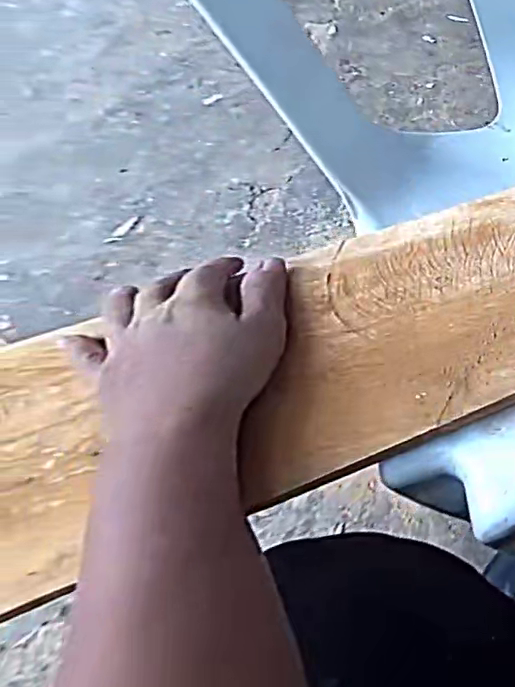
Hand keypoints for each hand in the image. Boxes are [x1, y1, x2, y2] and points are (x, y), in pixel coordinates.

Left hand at [61, 256, 288, 445]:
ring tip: (136, 290)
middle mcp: (152, 316)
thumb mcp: (266, 328)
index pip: (207, 273)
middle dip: (182, 277)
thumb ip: (267, 293)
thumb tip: (269, 263)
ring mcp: (123, 344)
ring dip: (129, 296)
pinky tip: (74, 339)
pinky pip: (86, 353)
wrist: (175, 423)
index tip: (239, 265)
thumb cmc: (232, 371)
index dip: (224, 265)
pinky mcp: (105, 372)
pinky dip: (81, 343)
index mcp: (193, 303)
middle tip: (199, 276)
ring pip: (119, 310)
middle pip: (161, 287)